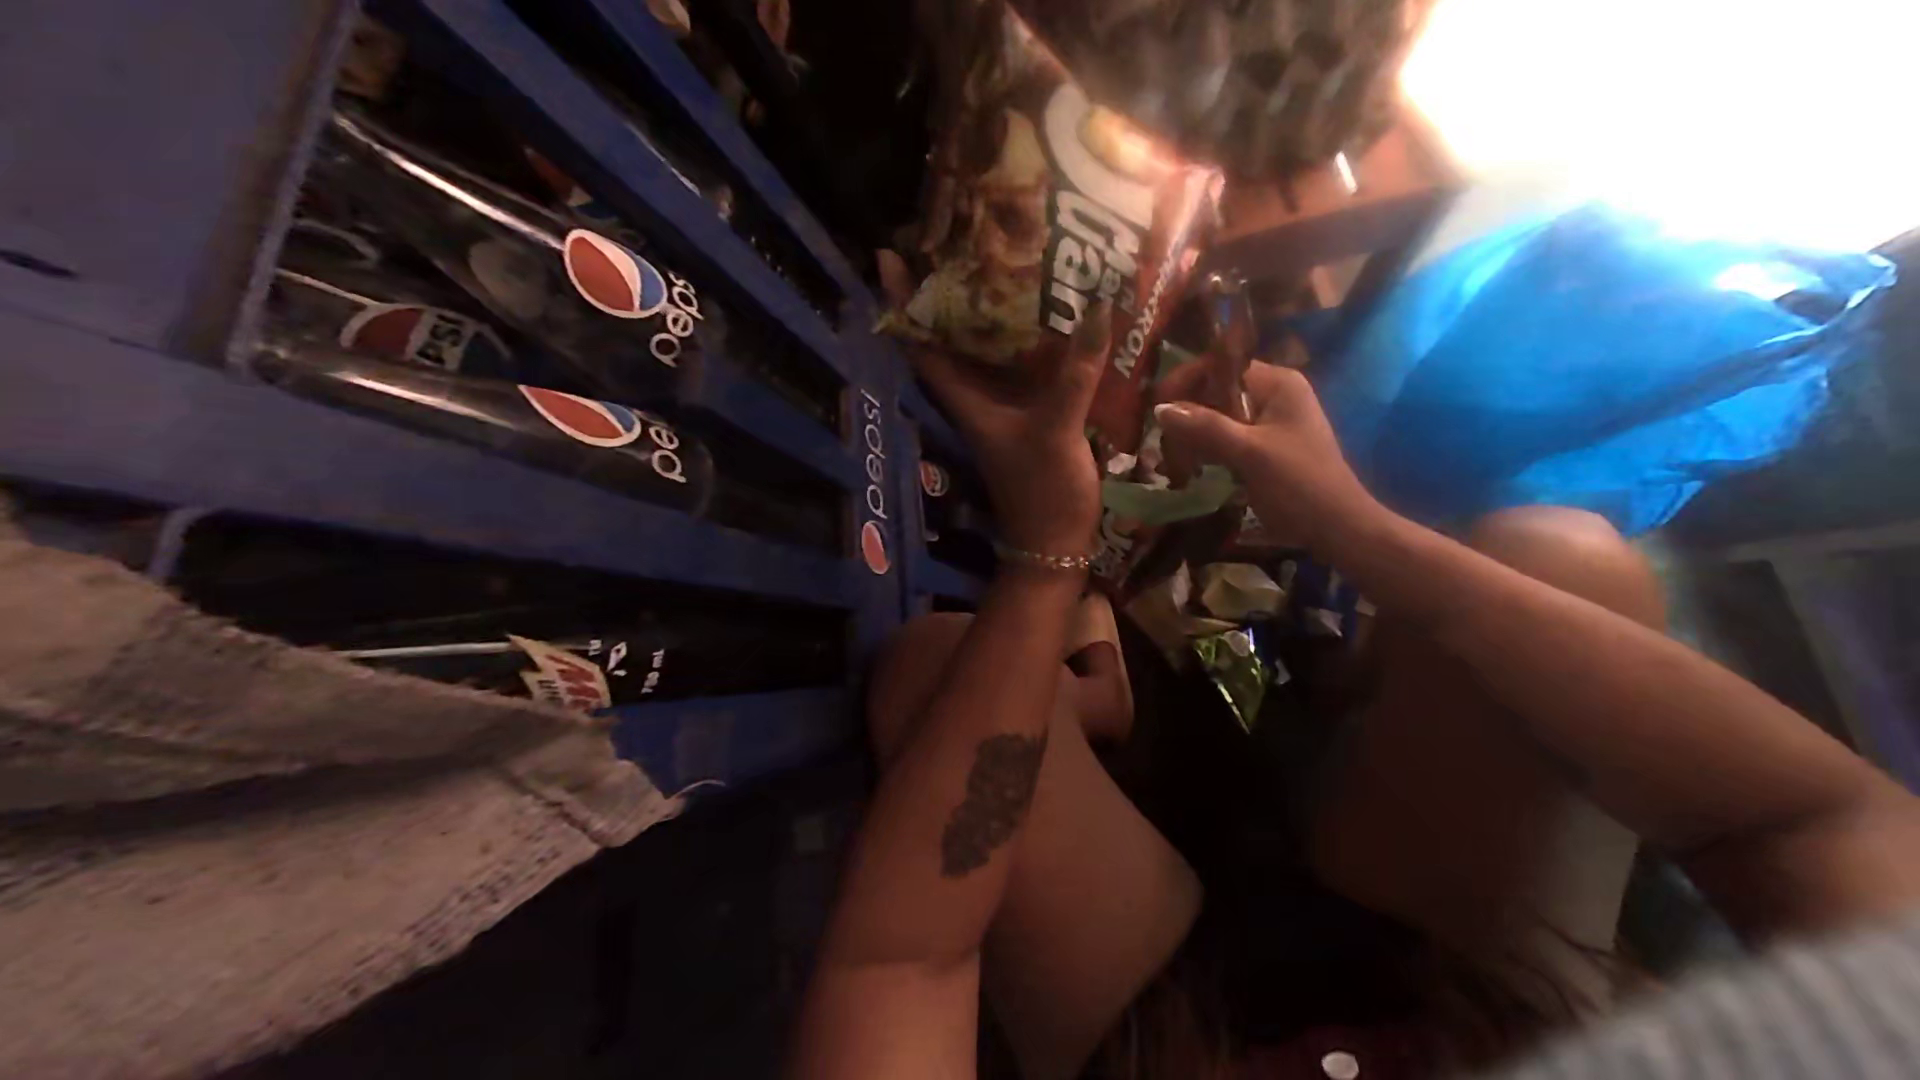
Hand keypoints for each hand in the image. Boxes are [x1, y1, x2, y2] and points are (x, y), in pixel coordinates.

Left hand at [879, 251, 1103, 557]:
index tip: (890, 254)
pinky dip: (1031, 335)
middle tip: (958, 235)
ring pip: (987, 347)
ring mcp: (1005, 404)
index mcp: (965, 400)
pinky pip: (1024, 363)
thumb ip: (1074, 373)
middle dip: (947, 289)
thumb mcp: (1056, 431)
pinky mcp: (1034, 410)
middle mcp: (977, 397)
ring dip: (990, 307)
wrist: (1055, 542)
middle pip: (950, 336)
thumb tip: (1097, 310)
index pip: (920, 345)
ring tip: (1004, 254)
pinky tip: (1052, 307)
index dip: (901, 302)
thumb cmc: (1043, 491)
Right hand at [1153, 362, 1381, 553]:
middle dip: (1186, 410)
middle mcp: (1272, 395)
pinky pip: (1224, 438)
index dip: (1187, 381)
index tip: (1157, 406)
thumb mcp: (1250, 453)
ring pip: (1217, 416)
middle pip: (1217, 391)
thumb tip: (1159, 408)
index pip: (1222, 367)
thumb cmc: (1299, 484)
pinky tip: (1185, 465)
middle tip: (1158, 435)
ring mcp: (1268, 422)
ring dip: (1192, 433)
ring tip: (1167, 452)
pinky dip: (1205, 448)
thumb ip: (1206, 427)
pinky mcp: (1262, 448)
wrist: (1336, 529)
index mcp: (1277, 384)